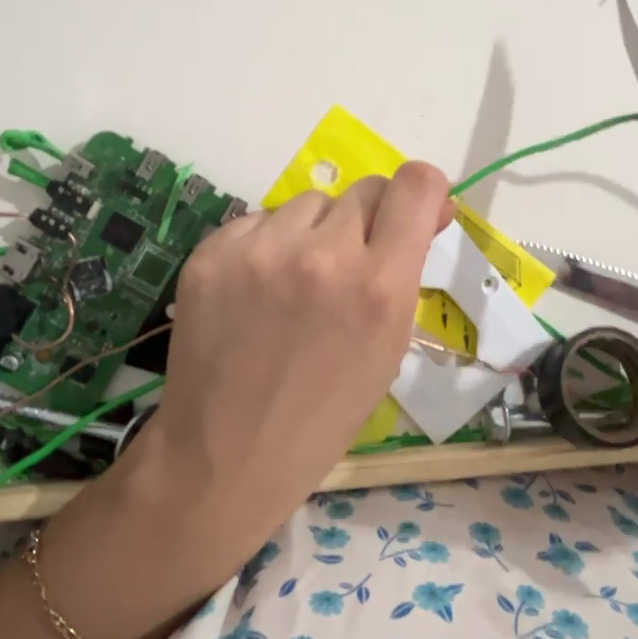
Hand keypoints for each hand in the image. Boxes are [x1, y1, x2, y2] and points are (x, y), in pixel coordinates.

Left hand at [118, 162, 453, 561]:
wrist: (226, 453)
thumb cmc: (324, 414)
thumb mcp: (388, 350)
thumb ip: (405, 274)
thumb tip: (425, 214)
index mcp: (379, 287)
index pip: (414, 185)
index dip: (422, 190)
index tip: (415, 211)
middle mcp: (322, 255)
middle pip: (362, 192)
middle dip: (366, 222)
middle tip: (349, 266)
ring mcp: (260, 251)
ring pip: (307, 204)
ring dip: (313, 233)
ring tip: (295, 284)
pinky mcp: (212, 253)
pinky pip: (257, 222)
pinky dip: (266, 246)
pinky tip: (255, 292)